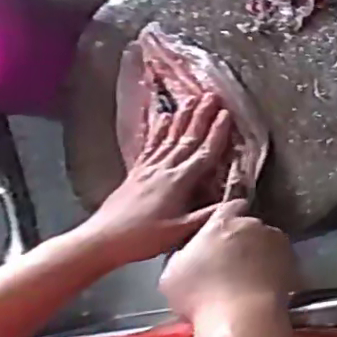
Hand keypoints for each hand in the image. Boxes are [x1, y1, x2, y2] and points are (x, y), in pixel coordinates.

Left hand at [76, 95, 233, 267]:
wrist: (99, 241)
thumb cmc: (142, 238)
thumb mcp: (179, 231)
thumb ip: (208, 214)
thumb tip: (236, 201)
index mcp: (179, 181)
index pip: (204, 152)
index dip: (217, 132)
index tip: (227, 113)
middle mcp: (165, 168)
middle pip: (187, 137)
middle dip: (201, 115)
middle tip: (212, 95)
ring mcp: (148, 168)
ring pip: (169, 137)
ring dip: (182, 117)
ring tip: (190, 98)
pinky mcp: (135, 172)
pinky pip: (149, 145)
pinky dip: (157, 129)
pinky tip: (161, 118)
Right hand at [160, 201, 296, 322]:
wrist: (242, 314)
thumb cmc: (200, 294)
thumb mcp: (172, 272)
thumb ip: (185, 252)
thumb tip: (192, 251)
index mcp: (222, 223)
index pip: (229, 206)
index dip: (227, 217)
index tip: (222, 232)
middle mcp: (252, 224)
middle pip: (248, 225)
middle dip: (242, 239)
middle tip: (230, 263)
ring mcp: (276, 239)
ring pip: (267, 240)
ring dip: (259, 252)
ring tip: (247, 277)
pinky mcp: (292, 257)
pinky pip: (280, 257)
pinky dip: (273, 266)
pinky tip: (262, 283)